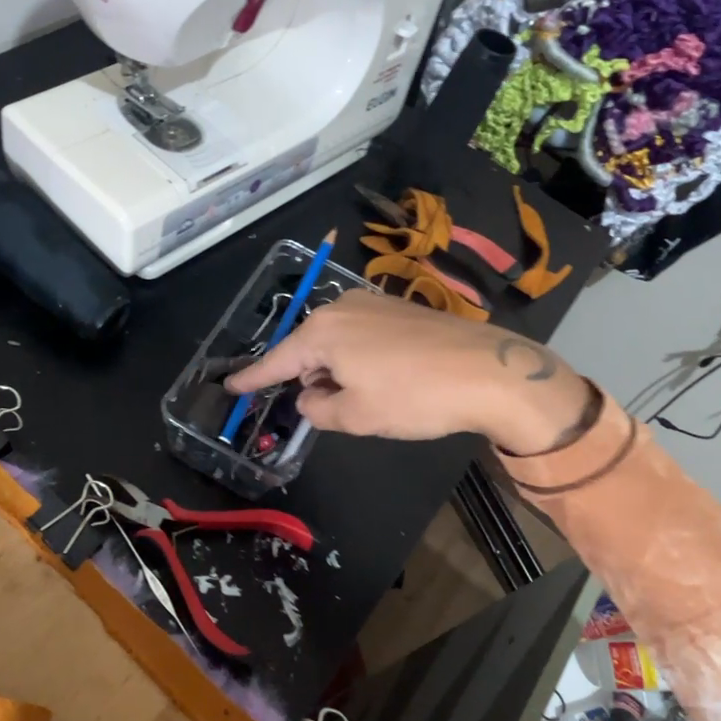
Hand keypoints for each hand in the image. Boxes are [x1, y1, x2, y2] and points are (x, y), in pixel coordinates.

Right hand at [225, 290, 598, 454]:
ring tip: (360, 401)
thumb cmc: (414, 396)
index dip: (253, 379)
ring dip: (336, 371)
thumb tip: (310, 399)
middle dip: (306, 379)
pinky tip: (382, 382)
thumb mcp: (357, 416)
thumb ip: (318, 410)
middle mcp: (343, 308)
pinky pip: (362, 336)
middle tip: (319, 410)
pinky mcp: (401, 310)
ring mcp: (374, 304)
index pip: (277, 361)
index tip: (230, 387)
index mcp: (323, 332)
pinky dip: (359, 360)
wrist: (490, 372)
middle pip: (307, 349)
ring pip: (337, 343)